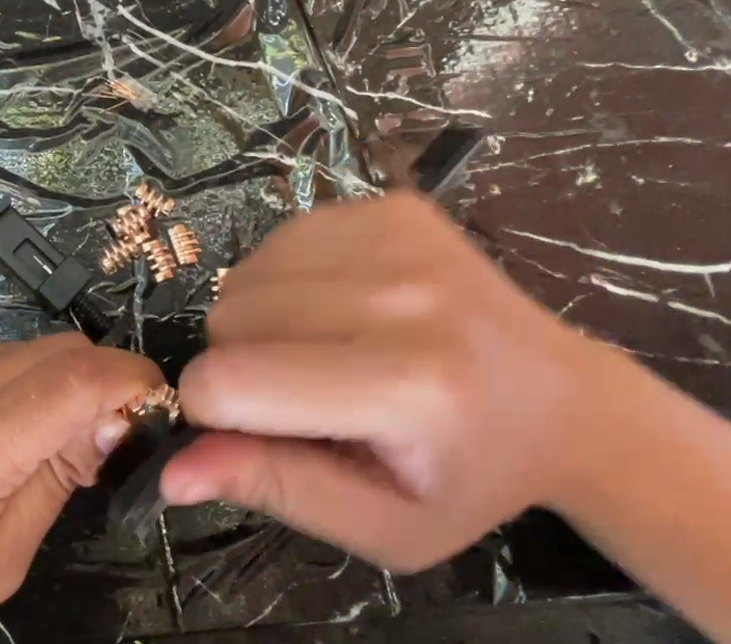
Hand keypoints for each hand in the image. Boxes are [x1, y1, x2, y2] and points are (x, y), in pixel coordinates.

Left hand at [0, 333, 161, 643]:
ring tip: (65, 443)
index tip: (157, 408)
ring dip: (66, 379)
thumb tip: (106, 431)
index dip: (130, 381)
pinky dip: (27, 380)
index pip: (75, 379)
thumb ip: (53, 485)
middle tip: (114, 439)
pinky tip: (20, 429)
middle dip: (105, 380)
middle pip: (58, 348)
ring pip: (28, 347)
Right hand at [163, 191, 632, 571]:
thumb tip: (170, 473)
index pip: (230, 382)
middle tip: (305, 393)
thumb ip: (273, 489)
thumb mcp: (380, 524)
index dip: (213, 412)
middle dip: (240, 362)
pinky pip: (276, 240)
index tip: (251, 429)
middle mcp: (402, 297)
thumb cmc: (464, 476)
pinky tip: (337, 308)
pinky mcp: (391, 206)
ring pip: (243, 276)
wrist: (561, 400)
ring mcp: (398, 239)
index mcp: (406, 388)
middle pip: (228, 319)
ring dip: (259, 320)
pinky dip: (284, 279)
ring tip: (324, 350)